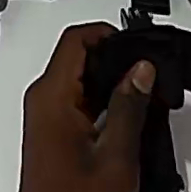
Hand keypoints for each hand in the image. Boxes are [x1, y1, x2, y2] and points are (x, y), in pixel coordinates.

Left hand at [19, 23, 156, 191]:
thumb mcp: (114, 158)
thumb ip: (129, 107)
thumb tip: (141, 68)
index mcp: (51, 95)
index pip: (76, 39)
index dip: (106, 34)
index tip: (135, 45)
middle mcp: (43, 99)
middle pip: (79, 57)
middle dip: (115, 61)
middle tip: (147, 73)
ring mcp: (46, 117)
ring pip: (82, 80)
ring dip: (112, 85)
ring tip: (144, 99)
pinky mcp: (53, 134)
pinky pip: (79, 102)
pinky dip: (104, 104)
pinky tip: (129, 122)